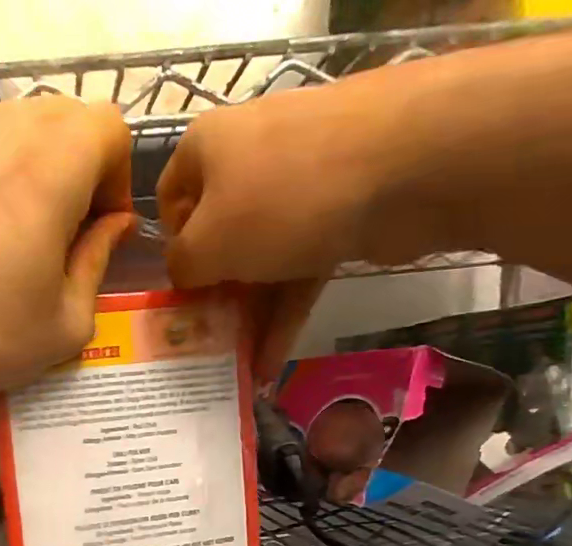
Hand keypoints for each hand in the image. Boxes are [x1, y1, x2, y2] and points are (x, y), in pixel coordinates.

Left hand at [0, 97, 135, 411]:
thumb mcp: (68, 321)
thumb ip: (100, 258)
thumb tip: (115, 222)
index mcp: (47, 174)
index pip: (108, 124)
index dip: (119, 173)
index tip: (102, 225)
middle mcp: (1, 135)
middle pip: (68, 113)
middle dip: (86, 161)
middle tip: (73, 226)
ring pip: (24, 118)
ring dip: (44, 158)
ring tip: (30, 222)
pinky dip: (3, 160)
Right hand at [157, 78, 408, 384]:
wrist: (400, 167)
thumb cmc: (280, 200)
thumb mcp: (209, 241)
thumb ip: (182, 266)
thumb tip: (183, 275)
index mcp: (206, 149)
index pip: (171, 200)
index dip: (171, 250)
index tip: (178, 294)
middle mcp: (247, 161)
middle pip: (220, 237)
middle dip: (215, 295)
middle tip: (209, 345)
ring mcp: (297, 188)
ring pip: (261, 260)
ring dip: (250, 316)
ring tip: (240, 369)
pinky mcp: (336, 216)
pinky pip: (298, 269)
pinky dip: (284, 313)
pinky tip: (272, 361)